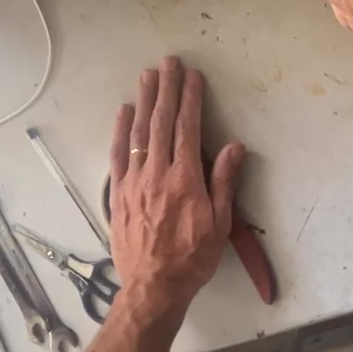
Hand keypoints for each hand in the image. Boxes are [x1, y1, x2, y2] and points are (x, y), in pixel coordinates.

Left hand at [108, 57, 244, 322]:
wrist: (153, 287)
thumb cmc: (192, 258)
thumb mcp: (220, 225)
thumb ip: (224, 182)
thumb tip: (234, 147)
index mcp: (185, 179)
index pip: (188, 128)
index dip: (190, 99)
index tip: (192, 77)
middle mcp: (157, 173)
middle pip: (162, 122)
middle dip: (167, 89)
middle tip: (169, 63)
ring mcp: (134, 180)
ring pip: (138, 131)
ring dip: (145, 100)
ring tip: (148, 76)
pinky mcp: (118, 191)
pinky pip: (118, 153)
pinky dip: (121, 129)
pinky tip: (124, 111)